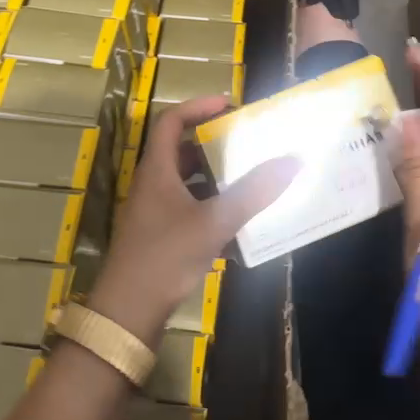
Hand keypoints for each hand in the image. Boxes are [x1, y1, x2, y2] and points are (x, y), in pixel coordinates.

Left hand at [87, 96, 299, 344]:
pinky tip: (240, 225)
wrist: (127, 315)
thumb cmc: (164, 258)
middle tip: (248, 144)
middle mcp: (152, 185)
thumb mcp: (213, 222)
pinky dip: (212, 210)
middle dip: (214, 145)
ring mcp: (154, 213)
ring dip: (216, 179)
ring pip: (187, 183)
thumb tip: (292, 160)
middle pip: (182, 151)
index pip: (171, 121)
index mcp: (156, 170)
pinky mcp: (159, 239)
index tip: (230, 104)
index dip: (198, 106)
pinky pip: (189, 211)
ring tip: (251, 179)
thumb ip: (253, 193)